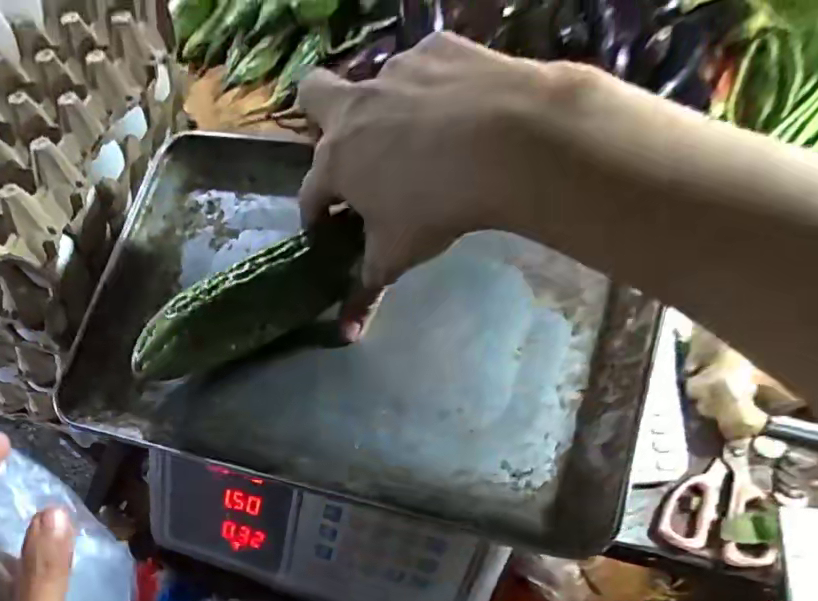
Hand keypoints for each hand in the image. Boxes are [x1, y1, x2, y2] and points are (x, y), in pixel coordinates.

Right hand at [298, 32, 590, 286]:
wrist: (507, 141)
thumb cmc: (434, 207)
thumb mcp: (395, 256)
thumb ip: (365, 290)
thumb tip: (346, 333)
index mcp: (336, 162)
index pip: (310, 194)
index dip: (316, 218)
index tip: (329, 233)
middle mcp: (356, 109)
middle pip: (313, 96)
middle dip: (320, 122)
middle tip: (353, 158)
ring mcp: (396, 71)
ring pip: (375, 87)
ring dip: (385, 114)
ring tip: (421, 144)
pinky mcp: (439, 49)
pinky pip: (424, 69)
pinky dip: (431, 93)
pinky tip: (457, 116)